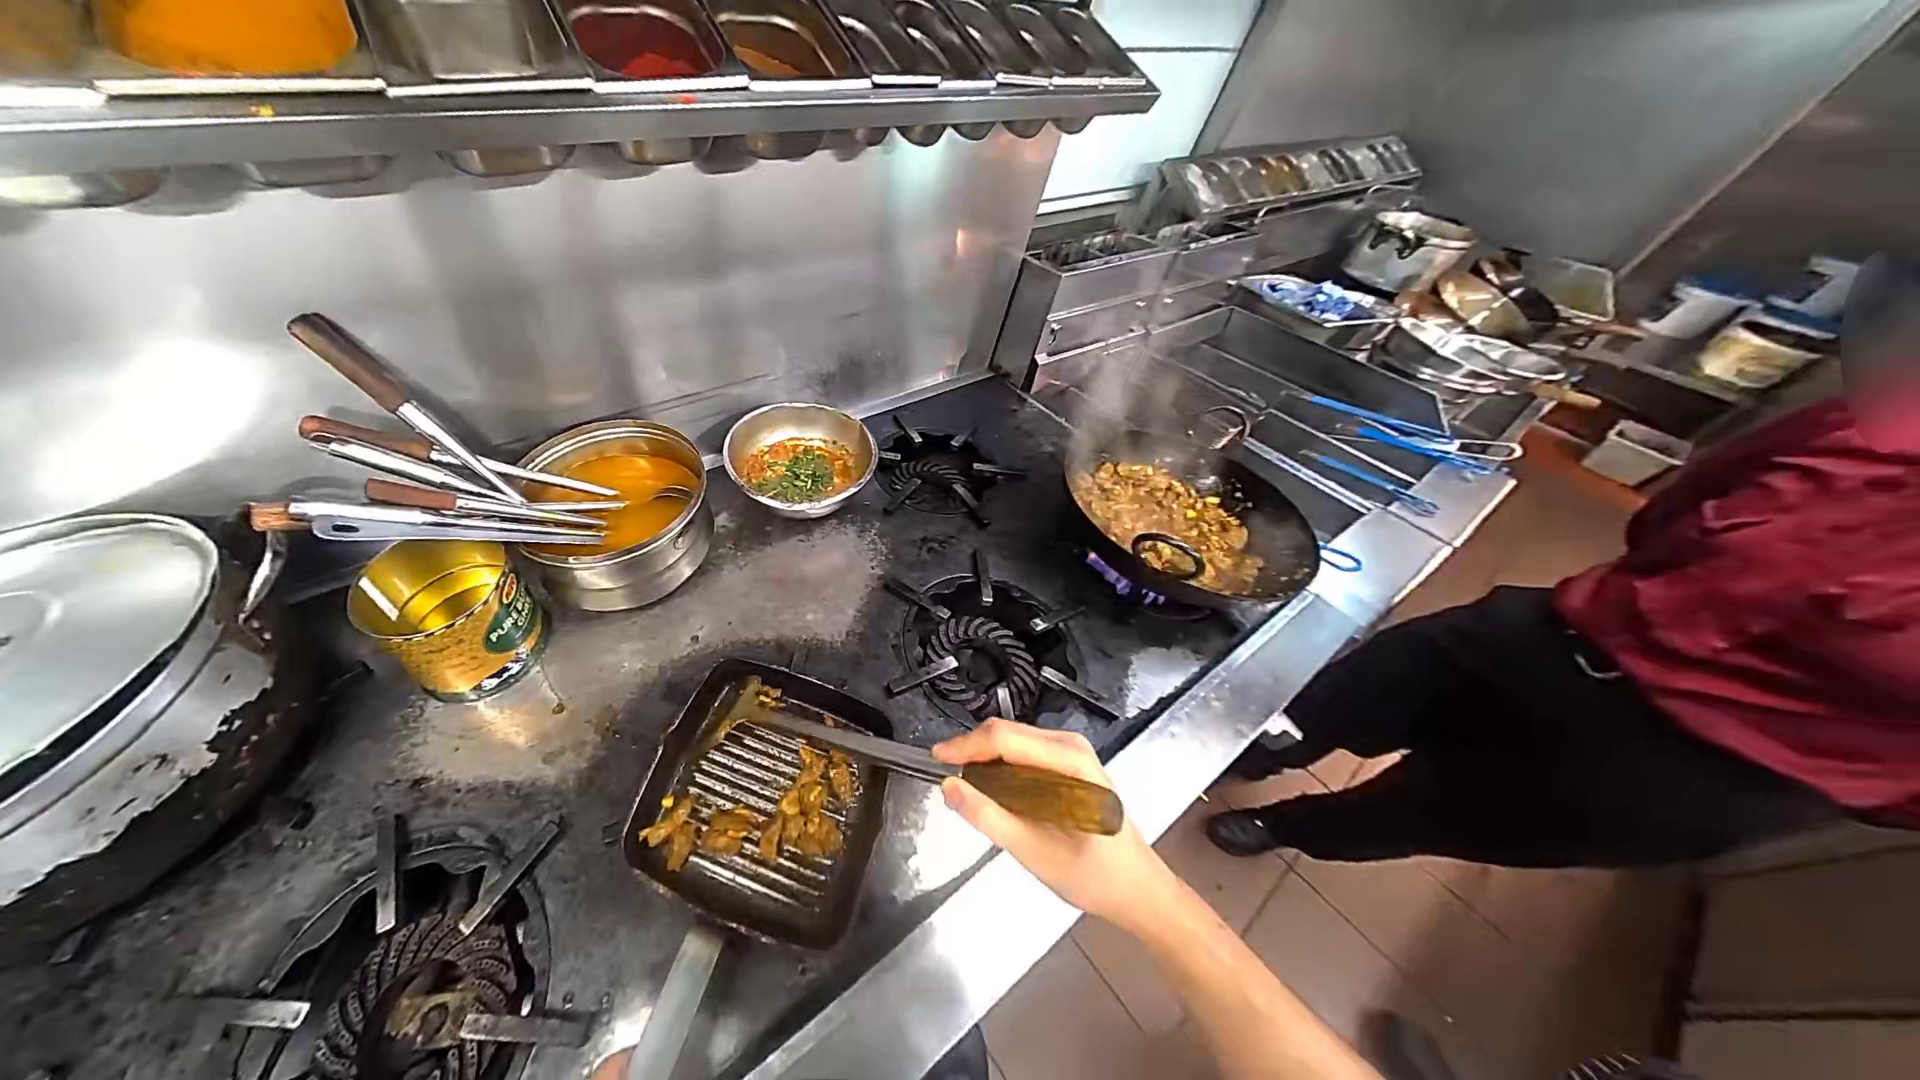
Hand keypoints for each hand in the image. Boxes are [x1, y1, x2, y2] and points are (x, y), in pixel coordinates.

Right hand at [932, 716, 1178, 932]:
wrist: (1138, 888)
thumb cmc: (1094, 876)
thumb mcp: (1034, 852)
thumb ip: (989, 817)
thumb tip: (950, 787)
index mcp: (1069, 760)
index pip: (1004, 737)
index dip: (965, 745)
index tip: (936, 760)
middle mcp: (1072, 745)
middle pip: (1007, 732)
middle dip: (972, 751)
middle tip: (947, 779)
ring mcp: (1073, 751)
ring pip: (1014, 739)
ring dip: (986, 758)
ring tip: (965, 787)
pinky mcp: (1071, 761)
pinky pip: (1025, 751)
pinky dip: (1002, 765)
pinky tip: (993, 789)